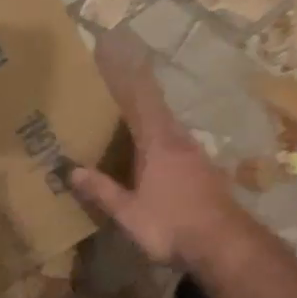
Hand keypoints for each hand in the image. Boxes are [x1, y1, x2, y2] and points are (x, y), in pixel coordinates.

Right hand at [71, 28, 245, 263]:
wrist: (226, 246)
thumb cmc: (172, 225)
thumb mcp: (129, 213)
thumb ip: (102, 190)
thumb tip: (70, 170)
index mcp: (159, 143)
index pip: (141, 98)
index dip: (128, 75)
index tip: (115, 51)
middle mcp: (181, 142)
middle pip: (157, 112)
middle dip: (138, 100)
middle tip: (117, 93)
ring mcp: (198, 159)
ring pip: (171, 133)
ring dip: (153, 125)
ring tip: (133, 127)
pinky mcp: (208, 177)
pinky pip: (180, 152)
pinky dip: (165, 148)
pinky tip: (158, 162)